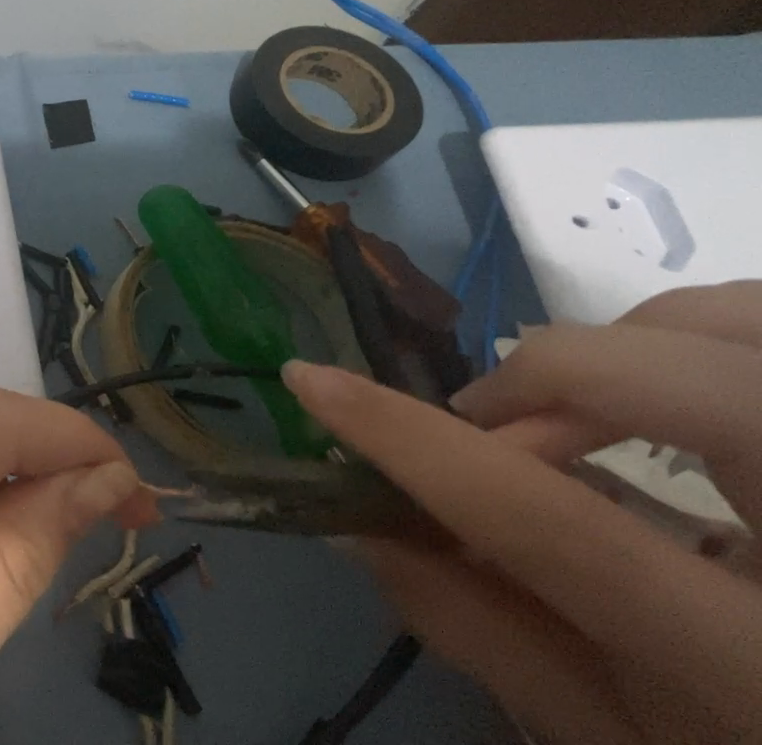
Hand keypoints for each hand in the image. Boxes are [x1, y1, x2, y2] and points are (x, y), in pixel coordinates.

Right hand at [282, 281, 761, 743]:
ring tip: (576, 405)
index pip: (556, 530)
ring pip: (739, 325)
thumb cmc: (734, 740)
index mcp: (755, 671)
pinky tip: (648, 400)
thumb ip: (485, 631)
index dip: (416, 441)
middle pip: (691, 385)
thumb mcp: (612, 729)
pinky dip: (680, 339)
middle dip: (550, 373)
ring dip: (622, 343)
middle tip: (494, 421)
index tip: (311, 380)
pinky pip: (761, 330)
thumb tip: (358, 526)